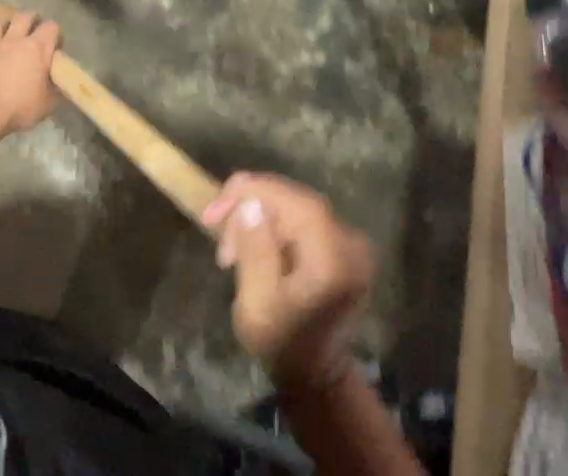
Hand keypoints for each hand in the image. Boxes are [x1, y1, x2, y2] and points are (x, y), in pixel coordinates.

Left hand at [0, 11, 62, 132]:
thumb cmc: (21, 106)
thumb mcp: (49, 103)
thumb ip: (56, 88)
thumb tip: (60, 83)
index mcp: (37, 48)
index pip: (51, 27)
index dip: (56, 34)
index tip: (56, 46)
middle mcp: (15, 40)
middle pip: (24, 16)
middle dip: (32, 18)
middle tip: (35, 27)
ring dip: (7, 24)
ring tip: (10, 30)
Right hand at [201, 173, 372, 387]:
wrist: (316, 374)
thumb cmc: (281, 342)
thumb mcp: (256, 301)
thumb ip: (255, 249)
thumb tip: (250, 204)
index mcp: (333, 261)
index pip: (297, 203)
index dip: (253, 192)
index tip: (216, 209)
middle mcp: (351, 246)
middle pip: (297, 201)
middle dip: (251, 204)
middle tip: (215, 226)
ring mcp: (351, 247)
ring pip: (297, 208)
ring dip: (259, 216)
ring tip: (231, 246)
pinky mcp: (344, 250)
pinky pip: (305, 220)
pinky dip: (274, 224)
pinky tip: (252, 242)